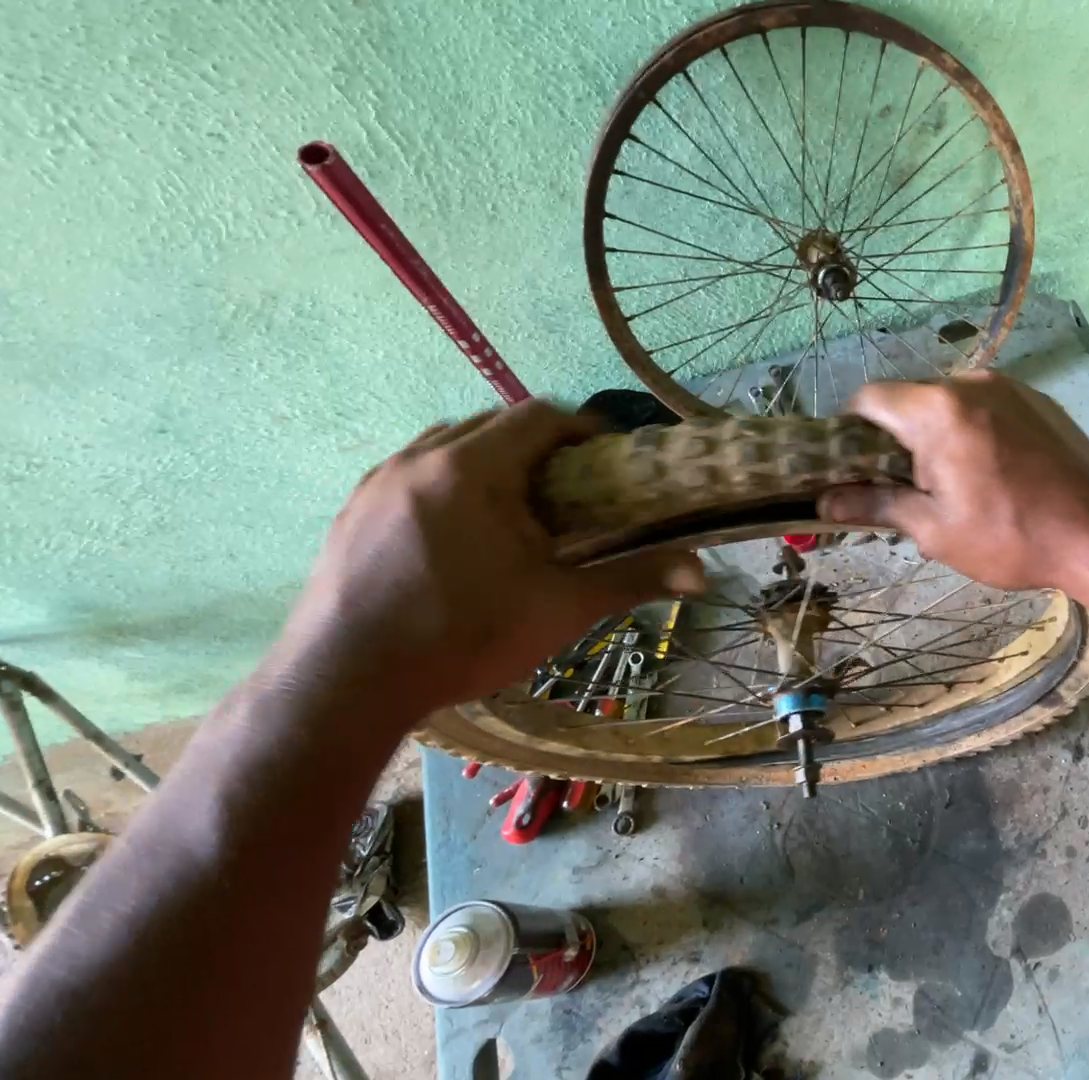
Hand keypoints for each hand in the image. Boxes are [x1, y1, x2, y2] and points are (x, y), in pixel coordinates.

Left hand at [269, 401, 704, 717]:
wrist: (344, 683)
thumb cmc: (465, 635)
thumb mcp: (563, 607)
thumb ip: (635, 579)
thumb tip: (704, 573)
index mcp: (473, 468)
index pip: (540, 416)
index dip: (584, 430)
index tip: (612, 458)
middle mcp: (421, 458)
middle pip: (494, 424)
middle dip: (540, 447)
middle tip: (574, 490)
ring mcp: (379, 482)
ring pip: (449, 445)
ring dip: (493, 460)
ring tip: (521, 509)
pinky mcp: (352, 510)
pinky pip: (415, 471)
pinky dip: (452, 482)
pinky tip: (466, 532)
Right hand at [818, 373, 1088, 590]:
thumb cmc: (1011, 536)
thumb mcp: (934, 529)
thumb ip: (875, 505)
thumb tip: (824, 501)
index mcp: (936, 409)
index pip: (868, 399)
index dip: (849, 431)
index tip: (852, 467)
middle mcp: (970, 383)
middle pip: (910, 401)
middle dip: (896, 440)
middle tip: (906, 488)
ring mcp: (1010, 388)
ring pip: (950, 405)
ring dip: (937, 437)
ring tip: (956, 486)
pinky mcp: (1039, 401)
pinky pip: (987, 408)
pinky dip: (974, 433)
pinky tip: (994, 474)